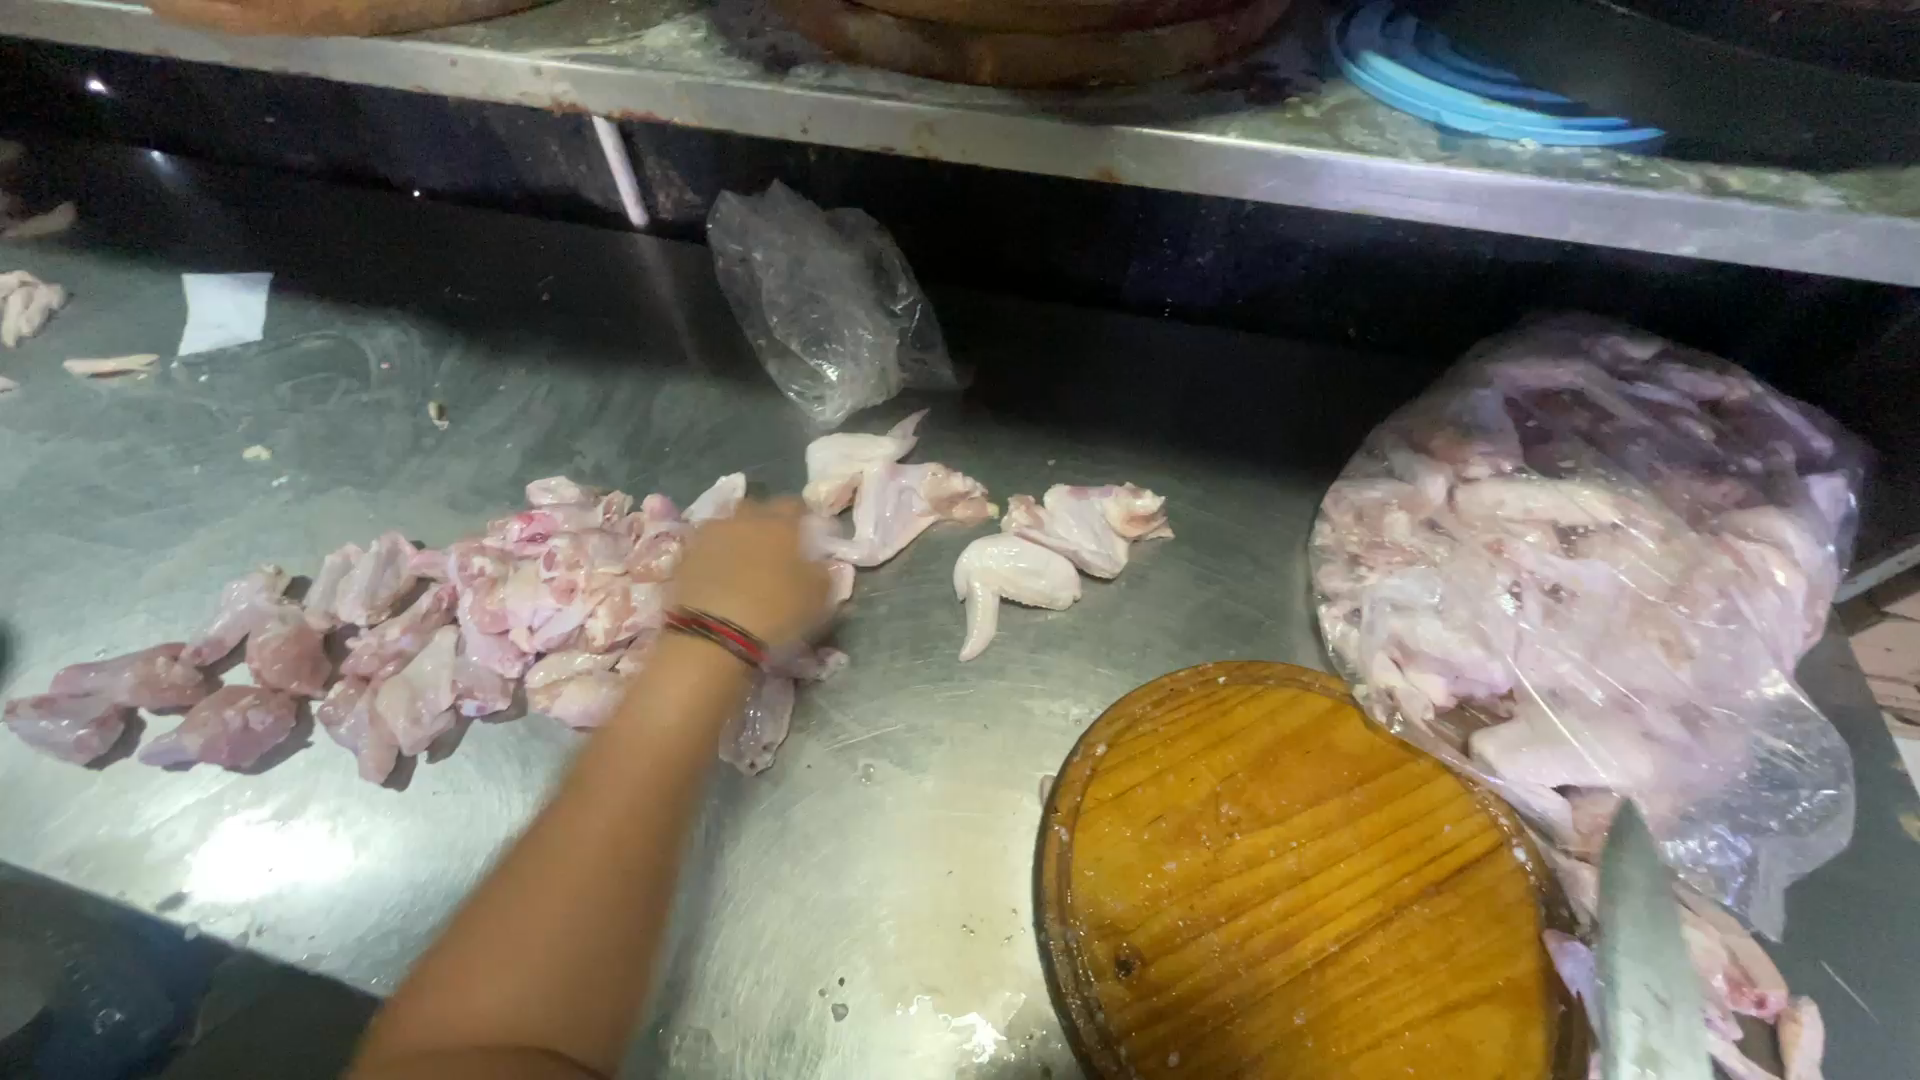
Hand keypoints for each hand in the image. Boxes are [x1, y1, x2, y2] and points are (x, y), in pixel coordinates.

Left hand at [668, 498, 830, 647]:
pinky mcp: (683, 558)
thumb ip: (824, 573)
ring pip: (726, 526)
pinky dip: (713, 558)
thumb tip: (823, 563)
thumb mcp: (818, 598)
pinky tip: (718, 579)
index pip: (796, 504)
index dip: (804, 518)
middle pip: (756, 509)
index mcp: (780, 524)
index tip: (809, 534)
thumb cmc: (775, 612)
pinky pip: (705, 549)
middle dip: (766, 521)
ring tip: (743, 563)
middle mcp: (742, 520)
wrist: (712, 637)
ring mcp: (708, 536)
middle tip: (774, 547)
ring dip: (736, 538)